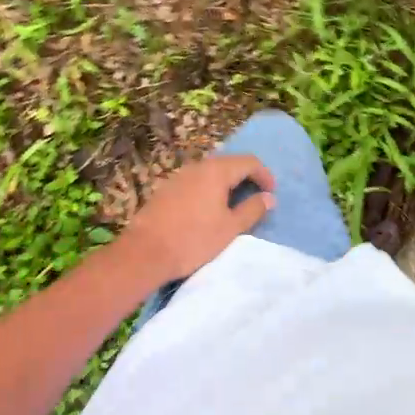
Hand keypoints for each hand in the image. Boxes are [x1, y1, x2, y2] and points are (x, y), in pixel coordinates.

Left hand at [119, 155, 276, 279]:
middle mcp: (199, 166)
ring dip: (226, 183)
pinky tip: (206, 209)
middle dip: (246, 177)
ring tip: (232, 204)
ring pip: (210, 171)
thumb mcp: (230, 229)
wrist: (144, 253)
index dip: (264, 175)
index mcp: (217, 171)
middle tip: (254, 197)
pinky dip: (208, 189)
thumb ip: (252, 210)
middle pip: (229, 163)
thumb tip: (269, 198)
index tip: (270, 194)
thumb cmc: (193, 240)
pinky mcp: (166, 188)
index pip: (249, 162)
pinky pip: (195, 181)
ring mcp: (179, 176)